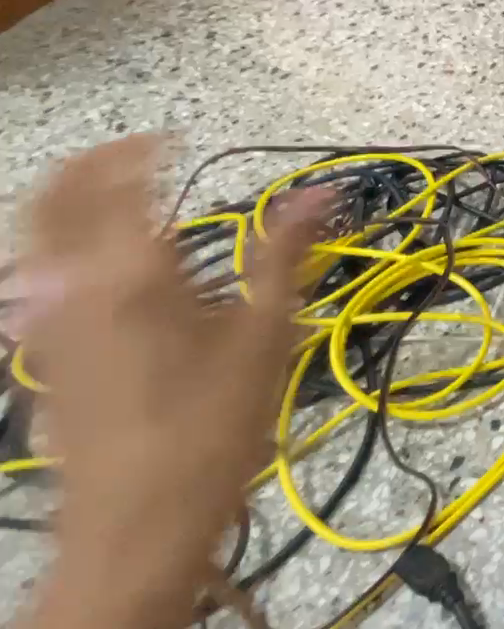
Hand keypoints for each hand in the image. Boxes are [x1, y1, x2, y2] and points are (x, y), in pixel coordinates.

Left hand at [17, 137, 332, 627]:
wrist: (140, 514)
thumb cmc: (217, 418)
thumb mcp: (269, 330)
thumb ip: (287, 251)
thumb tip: (323, 190)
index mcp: (132, 275)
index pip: (113, 188)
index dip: (138, 150)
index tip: (174, 134)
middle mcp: (73, 288)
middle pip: (50, 205)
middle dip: (87, 167)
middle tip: (138, 149)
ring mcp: (49, 322)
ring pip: (35, 240)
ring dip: (69, 203)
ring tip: (123, 192)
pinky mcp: (48, 351)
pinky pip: (41, 275)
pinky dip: (66, 245)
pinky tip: (112, 259)